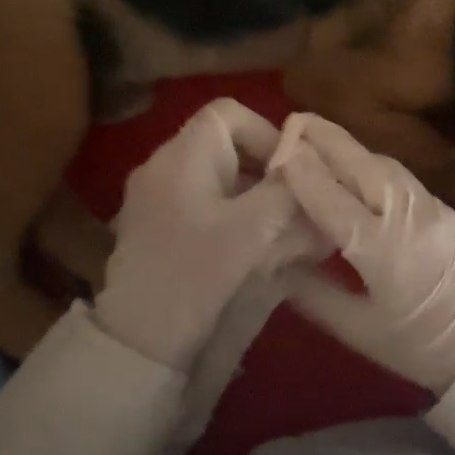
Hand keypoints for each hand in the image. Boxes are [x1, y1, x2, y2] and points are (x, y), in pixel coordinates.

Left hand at [95, 99, 309, 368]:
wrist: (136, 341)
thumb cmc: (195, 271)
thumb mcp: (255, 227)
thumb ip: (290, 190)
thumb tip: (318, 169)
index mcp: (182, 155)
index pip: (229, 112)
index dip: (267, 131)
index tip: (290, 168)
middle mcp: (163, 166)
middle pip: (226, 145)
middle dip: (267, 168)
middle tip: (296, 200)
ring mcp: (155, 199)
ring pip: (218, 177)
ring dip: (255, 195)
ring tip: (285, 227)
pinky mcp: (155, 230)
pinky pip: (203, 204)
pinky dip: (234, 215)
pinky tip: (256, 247)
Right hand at [272, 114, 454, 393]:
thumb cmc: (415, 346)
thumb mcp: (356, 329)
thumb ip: (313, 292)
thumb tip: (276, 258)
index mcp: (384, 254)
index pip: (336, 202)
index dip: (307, 174)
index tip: (280, 149)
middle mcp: (410, 219)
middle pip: (364, 168)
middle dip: (329, 141)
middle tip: (296, 118)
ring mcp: (433, 208)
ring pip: (385, 166)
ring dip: (350, 148)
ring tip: (317, 134)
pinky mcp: (445, 206)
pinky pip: (402, 176)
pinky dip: (373, 163)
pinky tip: (354, 161)